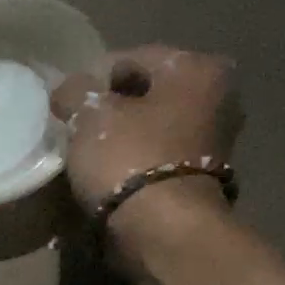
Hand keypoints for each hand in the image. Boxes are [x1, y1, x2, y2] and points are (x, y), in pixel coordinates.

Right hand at [50, 46, 242, 216]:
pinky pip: (159, 152)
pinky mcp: (201, 171)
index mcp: (198, 67)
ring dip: (124, 133)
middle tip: (76, 128)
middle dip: (113, 106)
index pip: (133, 58)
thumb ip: (76, 94)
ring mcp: (215, 135)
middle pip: (148, 91)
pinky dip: (136, 157)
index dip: (93, 78)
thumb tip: (70, 88)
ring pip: (154, 123)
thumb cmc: (128, 159)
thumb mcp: (90, 118)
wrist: (160, 226)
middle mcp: (219, 93)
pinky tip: (110, 172)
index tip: (65, 102)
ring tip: (89, 153)